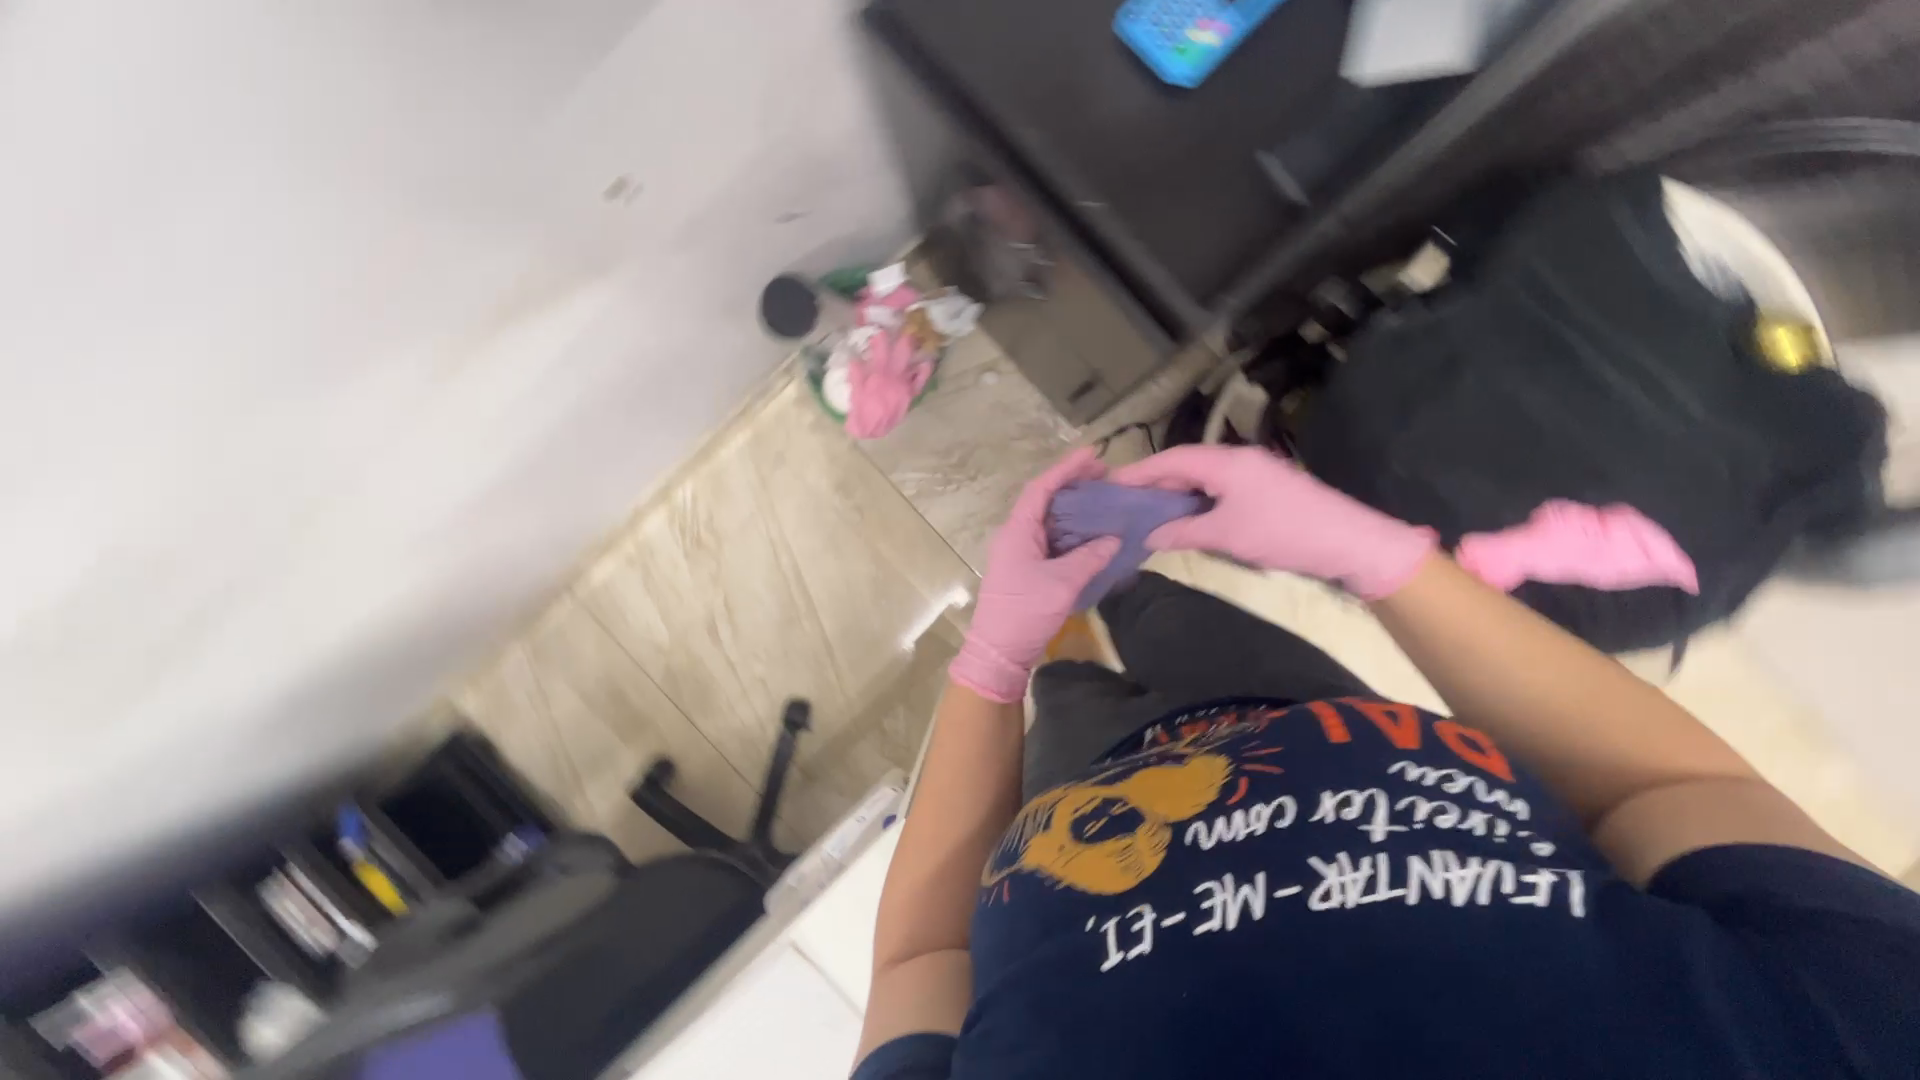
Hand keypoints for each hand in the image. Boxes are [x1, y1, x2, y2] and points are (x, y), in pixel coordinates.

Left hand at [949, 448, 1123, 702]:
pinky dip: (1071, 533)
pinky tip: (1093, 533)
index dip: (1066, 469)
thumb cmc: (1025, 613)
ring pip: (1048, 521)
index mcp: (1017, 531)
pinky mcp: (1027, 570)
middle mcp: (1015, 536)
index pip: (1041, 488)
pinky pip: (1051, 541)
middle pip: (1044, 501)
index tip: (1092, 454)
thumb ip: (1089, 557)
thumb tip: (1113, 539)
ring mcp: (1020, 553)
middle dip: (1073, 486)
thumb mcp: (1062, 583)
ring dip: (1074, 509)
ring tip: (1104, 500)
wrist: (999, 652)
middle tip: (1105, 477)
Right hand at [1110, 444, 1435, 599]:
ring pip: (1203, 478)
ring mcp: (1254, 473)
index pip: (1171, 459)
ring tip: (1148, 513)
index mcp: (1225, 462)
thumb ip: (1183, 532)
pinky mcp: (1266, 489)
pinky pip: (1220, 489)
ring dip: (1176, 494)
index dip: (1139, 471)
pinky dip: (1197, 501)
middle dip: (1154, 483)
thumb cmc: (1283, 532)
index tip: (1110, 483)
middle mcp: (1237, 460)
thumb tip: (1149, 536)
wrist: (1349, 541)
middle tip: (1125, 502)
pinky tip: (1186, 519)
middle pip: (1185, 465)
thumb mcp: (1226, 535)